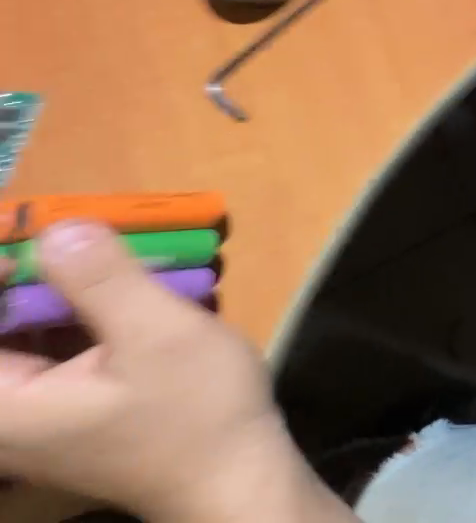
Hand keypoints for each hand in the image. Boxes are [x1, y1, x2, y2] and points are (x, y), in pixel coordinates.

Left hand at [0, 221, 316, 521]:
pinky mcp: (60, 413)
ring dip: (58, 294)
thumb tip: (59, 226)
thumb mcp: (160, 335)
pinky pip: (45, 353)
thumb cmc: (195, 407)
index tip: (40, 230)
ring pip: (21, 339)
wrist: (231, 473)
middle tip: (83, 234)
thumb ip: (105, 282)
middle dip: (31, 276)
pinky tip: (124, 299)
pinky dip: (74, 318)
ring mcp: (26, 417)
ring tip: (107, 257)